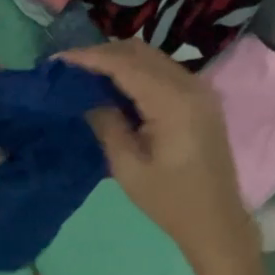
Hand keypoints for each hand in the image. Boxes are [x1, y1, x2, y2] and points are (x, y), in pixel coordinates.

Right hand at [59, 40, 257, 269]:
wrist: (216, 221)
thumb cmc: (169, 201)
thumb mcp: (128, 168)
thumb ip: (107, 125)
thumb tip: (90, 99)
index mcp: (172, 102)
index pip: (125, 64)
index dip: (89, 58)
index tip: (58, 61)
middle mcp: (190, 85)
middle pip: (140, 52)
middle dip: (102, 54)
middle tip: (69, 67)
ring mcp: (200, 90)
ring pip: (152, 58)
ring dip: (119, 61)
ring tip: (87, 74)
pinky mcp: (201, 99)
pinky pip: (164, 71)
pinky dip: (137, 71)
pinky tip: (116, 86)